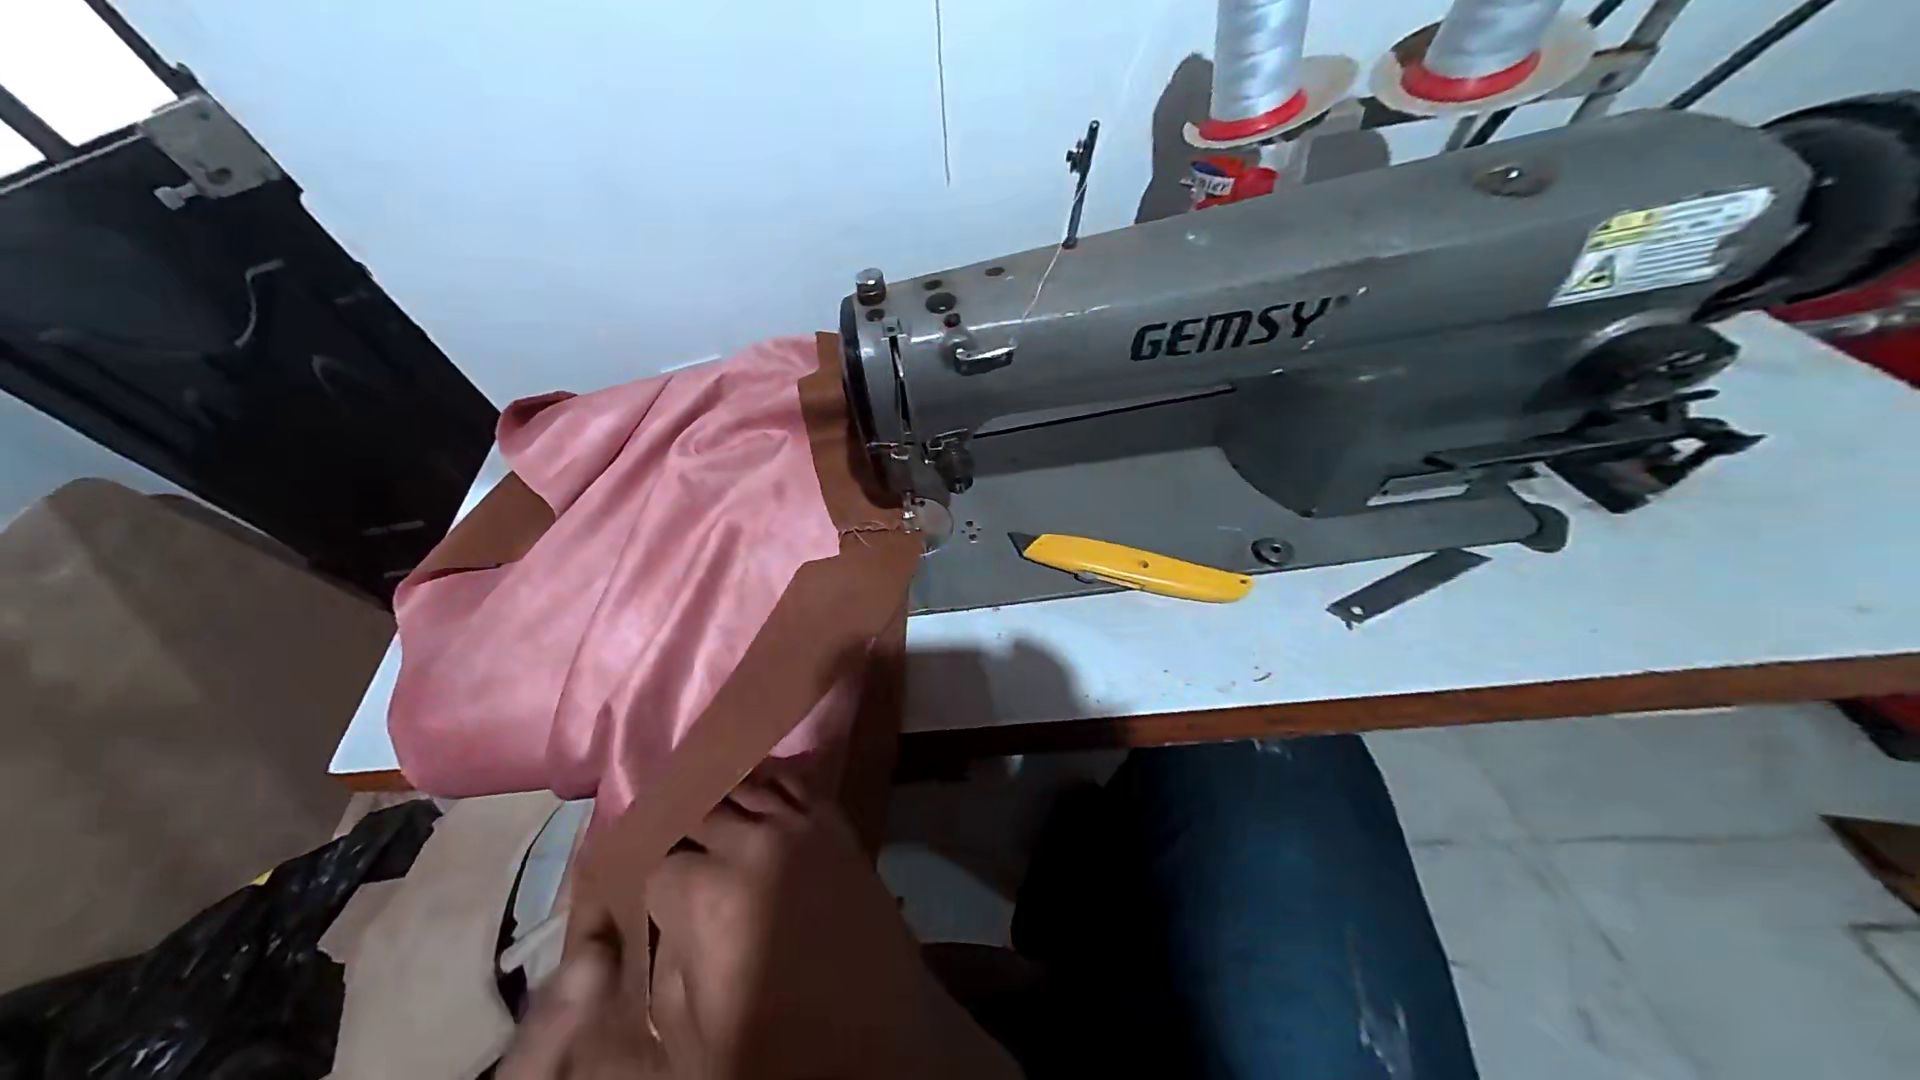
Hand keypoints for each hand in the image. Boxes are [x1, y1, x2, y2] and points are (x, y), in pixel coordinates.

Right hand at [646, 760, 1018, 1077]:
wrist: (877, 1037)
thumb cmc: (779, 1046)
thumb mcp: (691, 1031)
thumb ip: (665, 963)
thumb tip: (668, 918)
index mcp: (707, 896)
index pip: (657, 863)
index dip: (652, 884)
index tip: (654, 898)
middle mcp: (752, 845)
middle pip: (698, 811)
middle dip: (682, 833)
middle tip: (676, 857)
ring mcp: (799, 826)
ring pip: (744, 787)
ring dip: (721, 802)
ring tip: (708, 821)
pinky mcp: (835, 824)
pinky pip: (793, 784)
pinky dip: (768, 785)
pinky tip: (756, 798)